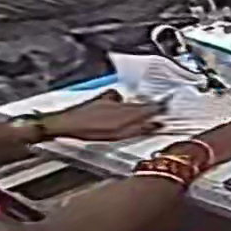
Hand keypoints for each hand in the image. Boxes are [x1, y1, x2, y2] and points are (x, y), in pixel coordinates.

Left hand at [41, 92, 160, 140]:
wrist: (61, 124)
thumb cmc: (90, 130)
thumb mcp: (121, 134)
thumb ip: (142, 129)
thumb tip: (158, 124)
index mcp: (131, 112)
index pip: (154, 108)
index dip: (163, 109)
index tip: (168, 110)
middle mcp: (122, 104)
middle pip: (143, 104)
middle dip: (152, 107)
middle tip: (158, 110)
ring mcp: (108, 101)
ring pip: (130, 101)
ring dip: (136, 103)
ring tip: (140, 107)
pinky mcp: (97, 101)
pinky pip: (113, 96)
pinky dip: (118, 98)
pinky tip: (117, 100)